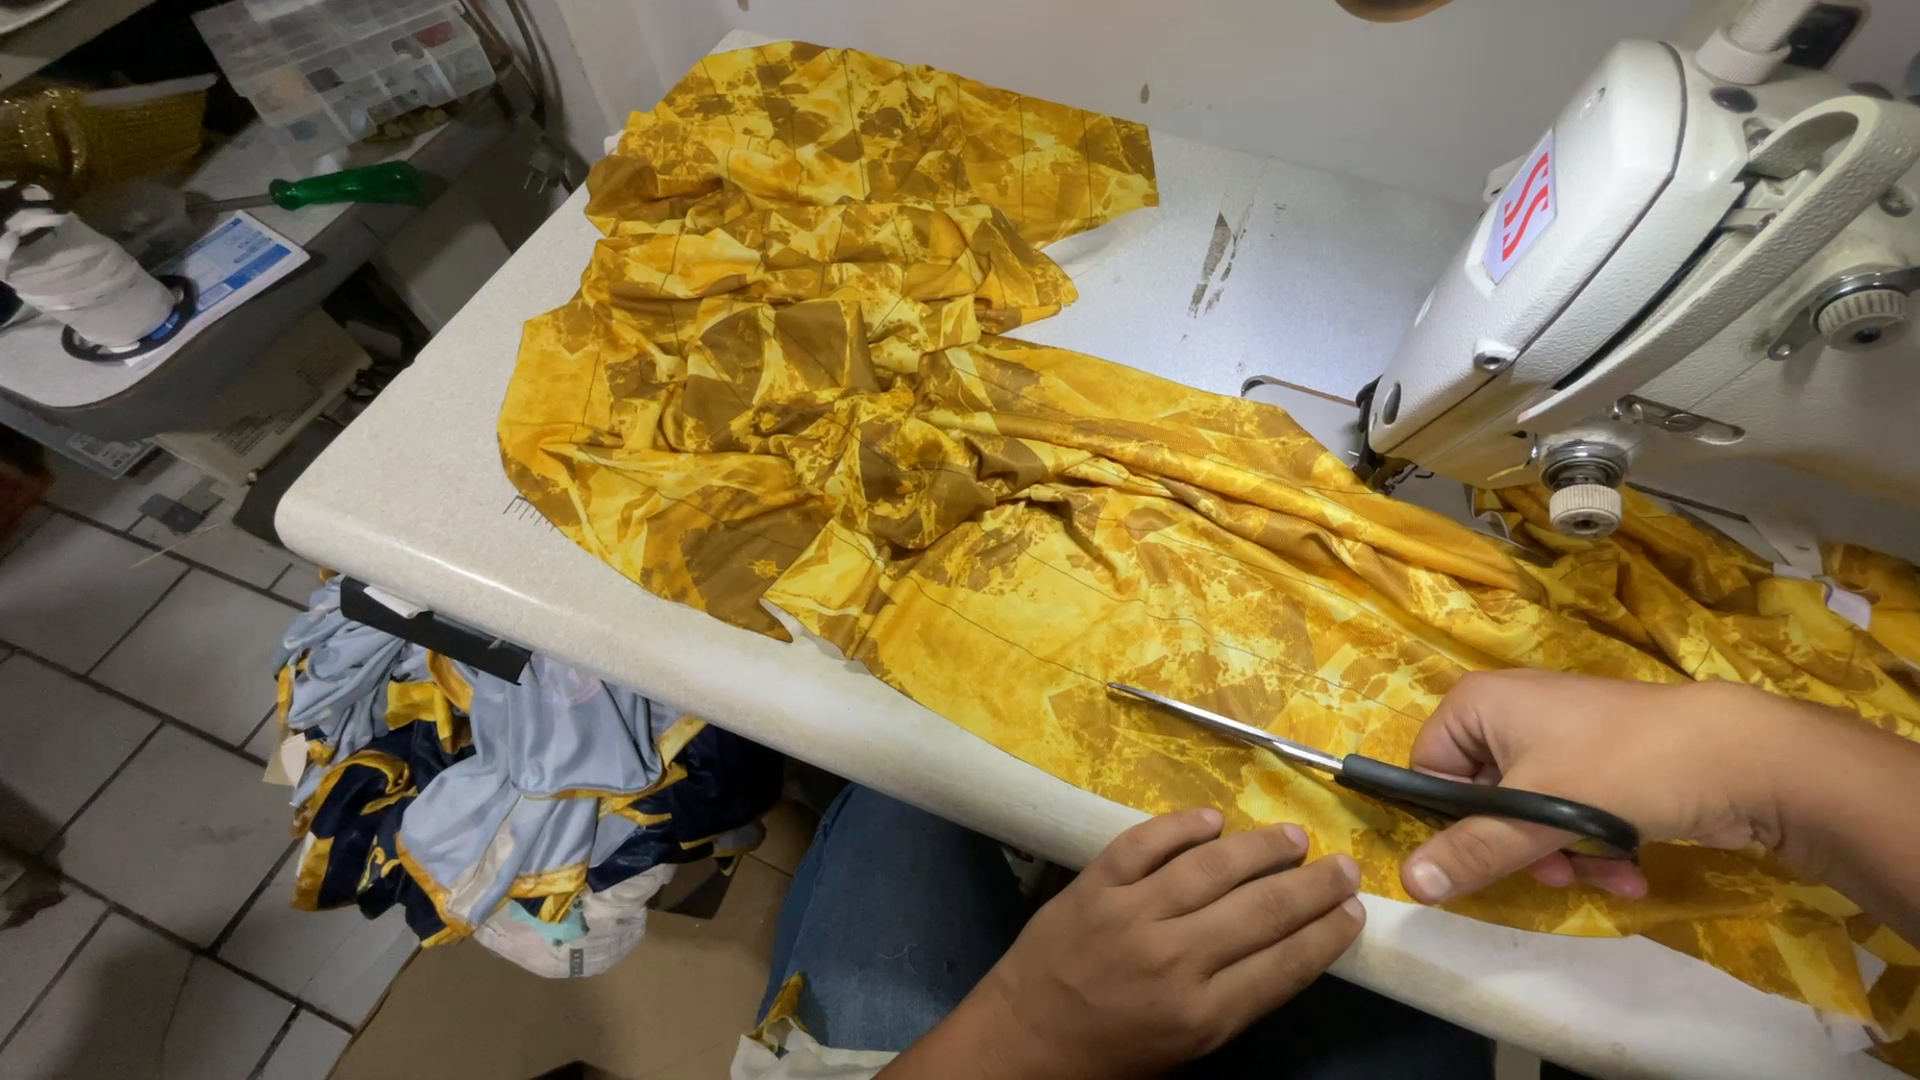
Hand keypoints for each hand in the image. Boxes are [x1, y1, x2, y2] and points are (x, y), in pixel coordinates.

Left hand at [885, 810, 1363, 1079]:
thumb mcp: (1185, 1048)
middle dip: (1311, 887)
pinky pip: (1143, 844)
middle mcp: (1174, 959)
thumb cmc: (1110, 1054)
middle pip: (1260, 912)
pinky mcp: (1094, 883)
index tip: (1354, 910)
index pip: (1284, 966)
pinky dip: (1179, 826)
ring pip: (1209, 869)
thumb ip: (1230, 998)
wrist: (1025, 1037)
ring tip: (1293, 835)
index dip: (1326, 934)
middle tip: (1343, 864)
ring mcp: (1131, 913)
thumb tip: (1279, 945)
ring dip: (1258, 848)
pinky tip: (1212, 818)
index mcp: (1203, 1016)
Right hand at [1399, 670, 1797, 904]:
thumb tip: (1408, 883)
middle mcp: (1508, 708)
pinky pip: (1569, 801)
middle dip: (1521, 844)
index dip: (1456, 819)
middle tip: (1557, 875)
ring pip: (1531, 804)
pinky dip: (1591, 837)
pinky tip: (1628, 869)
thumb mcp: (1540, 814)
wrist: (1755, 755)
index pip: (1430, 768)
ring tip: (1606, 877)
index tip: (1497, 853)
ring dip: (1562, 850)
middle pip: (1483, 792)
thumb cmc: (1623, 765)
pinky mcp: (1600, 753)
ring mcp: (1557, 728)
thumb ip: (1471, 851)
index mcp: (1475, 703)